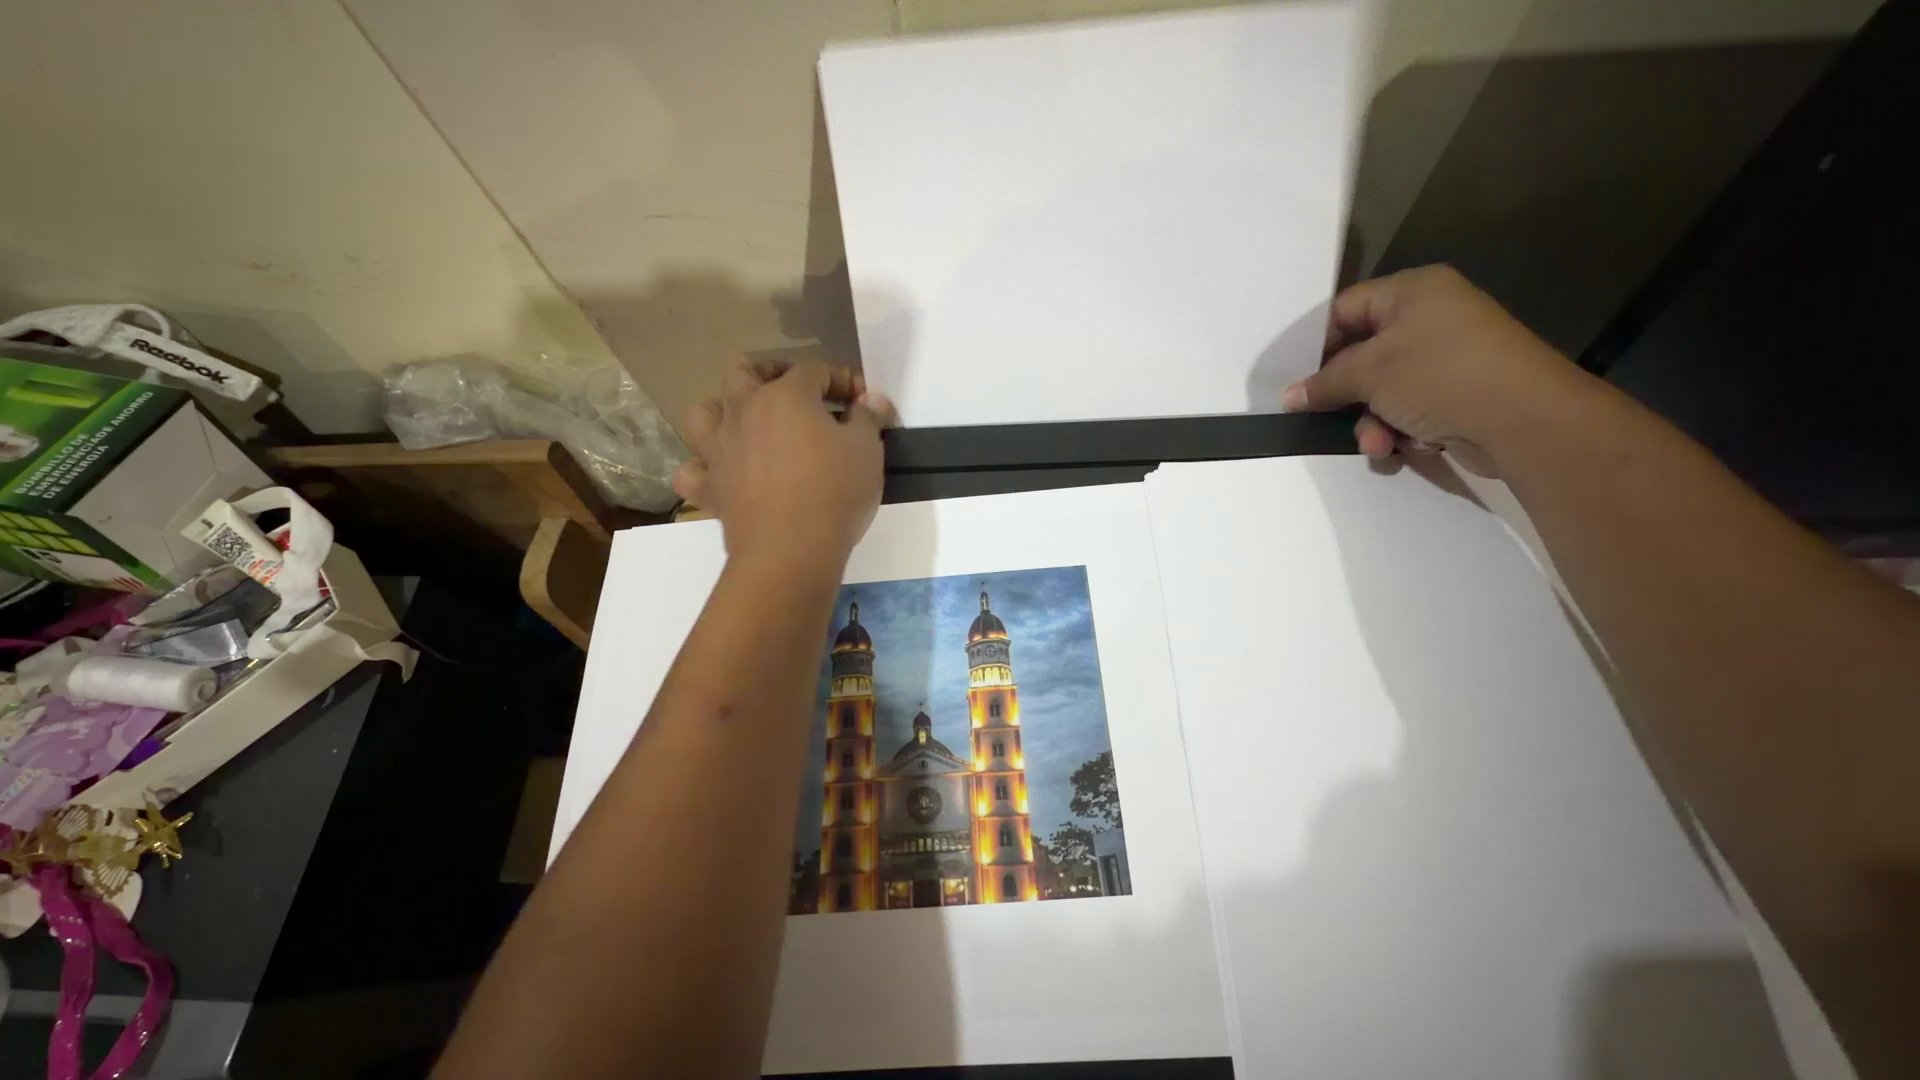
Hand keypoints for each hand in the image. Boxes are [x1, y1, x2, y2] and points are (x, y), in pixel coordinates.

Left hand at [674, 360, 892, 564]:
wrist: (790, 550)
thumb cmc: (834, 492)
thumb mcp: (866, 450)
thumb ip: (867, 419)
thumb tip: (872, 401)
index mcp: (784, 396)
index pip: (814, 370)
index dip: (842, 379)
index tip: (864, 401)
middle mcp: (743, 413)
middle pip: (744, 373)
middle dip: (770, 374)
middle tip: (796, 393)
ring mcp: (719, 450)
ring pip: (703, 414)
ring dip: (722, 412)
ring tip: (746, 424)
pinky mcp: (709, 489)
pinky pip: (691, 472)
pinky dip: (703, 469)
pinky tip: (721, 474)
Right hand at [1282, 265, 1592, 472]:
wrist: (1524, 419)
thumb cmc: (1440, 375)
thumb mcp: (1369, 373)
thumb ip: (1325, 383)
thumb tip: (1290, 396)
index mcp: (1413, 292)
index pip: (1345, 309)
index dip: (1316, 344)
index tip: (1295, 379)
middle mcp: (1432, 317)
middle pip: (1362, 355)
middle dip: (1346, 395)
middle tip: (1322, 417)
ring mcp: (1448, 357)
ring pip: (1384, 391)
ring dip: (1372, 422)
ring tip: (1377, 444)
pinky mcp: (1459, 393)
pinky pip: (1410, 409)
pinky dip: (1400, 430)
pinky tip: (1405, 447)